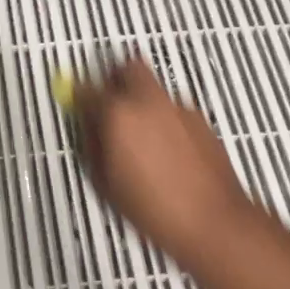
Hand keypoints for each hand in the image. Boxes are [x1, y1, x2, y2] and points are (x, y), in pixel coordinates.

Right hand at [74, 58, 256, 258]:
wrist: (212, 220)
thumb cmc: (157, 209)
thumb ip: (93, 147)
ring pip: (152, 89)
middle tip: (108, 103)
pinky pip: (173, 109)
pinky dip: (164, 119)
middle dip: (114, 80)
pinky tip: (165, 151)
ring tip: (140, 138)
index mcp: (119, 115)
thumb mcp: (106, 183)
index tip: (77, 103)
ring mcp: (178, 108)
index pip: (87, 89)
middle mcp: (149, 102)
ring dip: (141, 102)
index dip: (79, 96)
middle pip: (127, 68)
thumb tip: (91, 131)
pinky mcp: (199, 119)